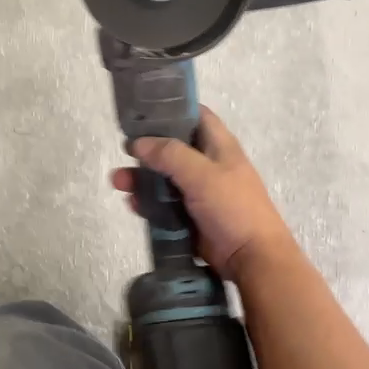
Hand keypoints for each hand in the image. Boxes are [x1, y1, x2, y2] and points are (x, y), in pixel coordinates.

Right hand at [110, 107, 297, 284]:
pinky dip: (147, 202)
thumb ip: (169, 154)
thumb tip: (137, 143)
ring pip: (163, 177)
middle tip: (124, 151)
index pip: (195, 116)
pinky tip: (132, 204)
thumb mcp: (202, 174)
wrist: (251, 258)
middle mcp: (208, 165)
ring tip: (118, 182)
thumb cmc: (232, 207)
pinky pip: (163, 204)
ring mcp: (198, 192)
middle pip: (172, 148)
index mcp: (219, 147)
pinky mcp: (189, 216)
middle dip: (146, 149)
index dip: (171, 110)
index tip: (142, 112)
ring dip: (140, 177)